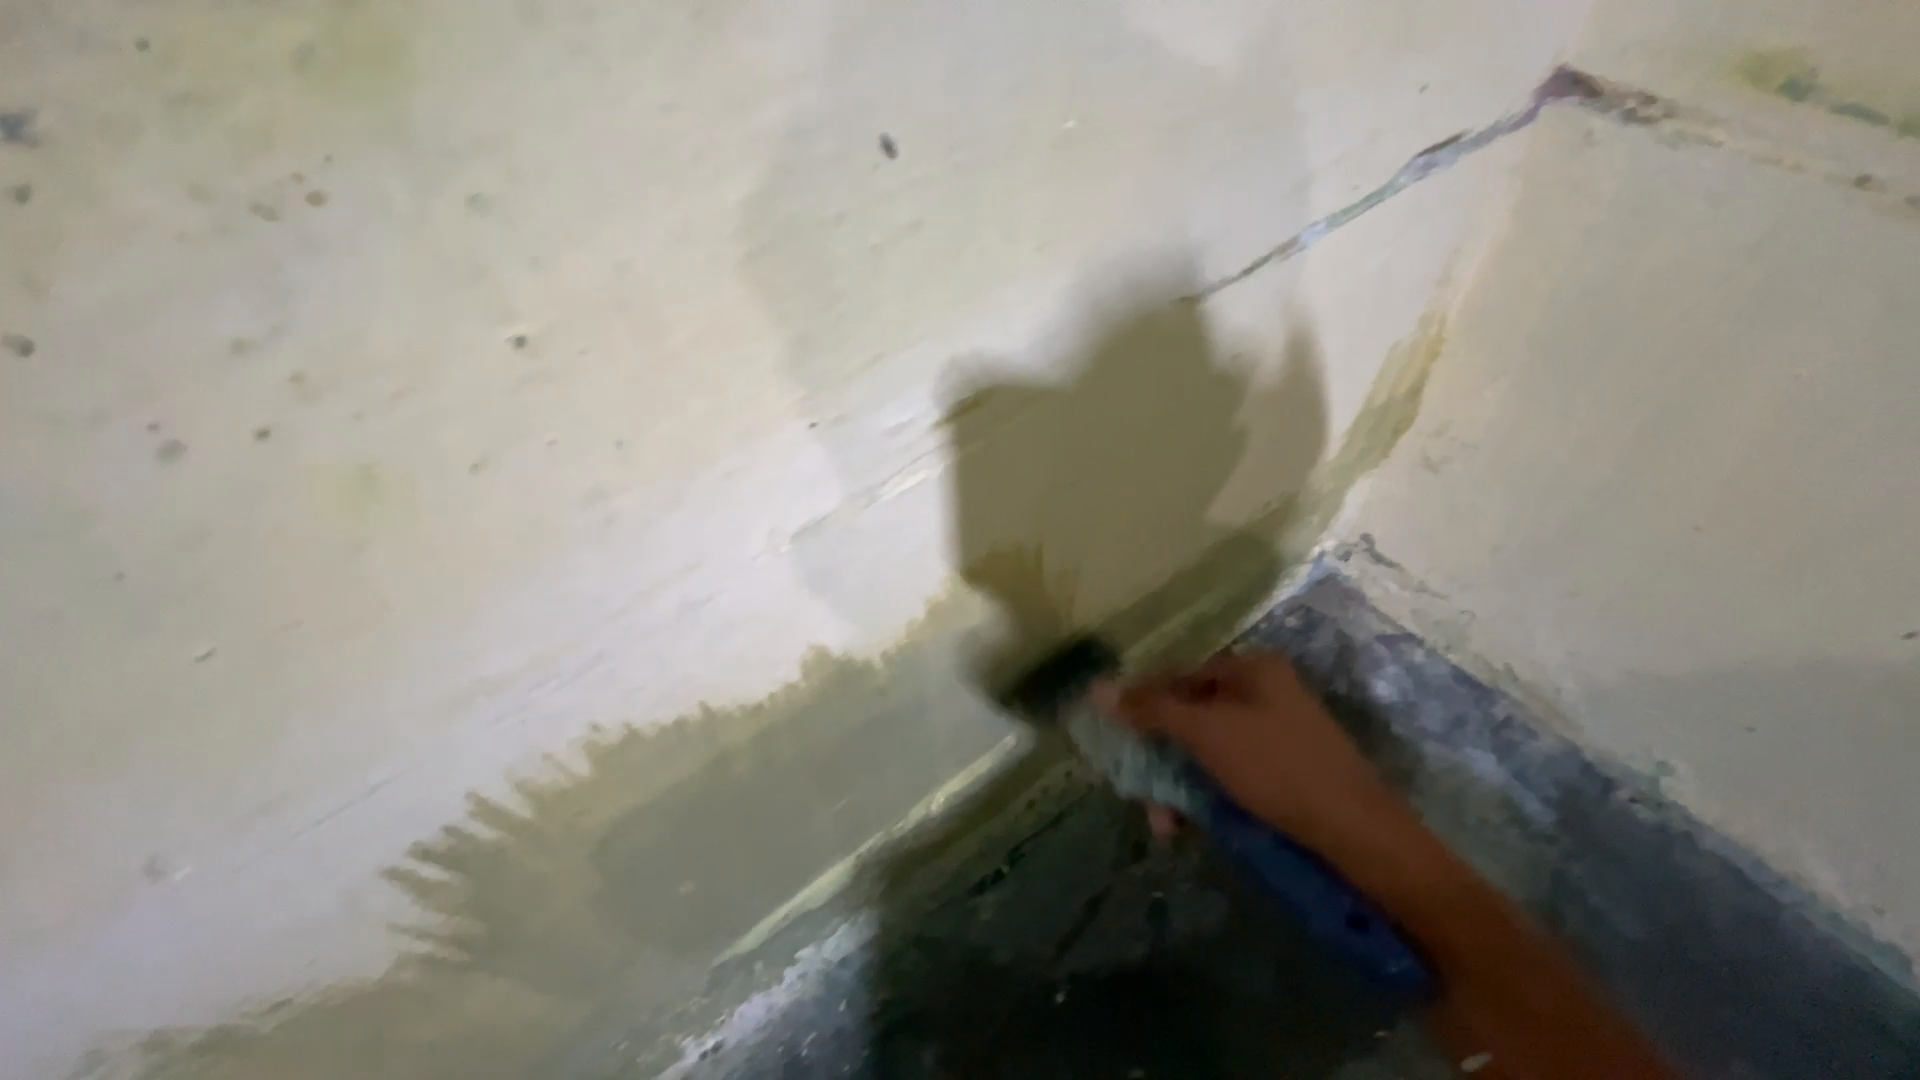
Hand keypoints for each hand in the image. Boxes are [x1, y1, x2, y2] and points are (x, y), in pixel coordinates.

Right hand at [1088, 650, 1397, 851]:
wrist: (1358, 834)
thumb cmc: (1277, 768)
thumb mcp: (1206, 733)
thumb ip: (1150, 709)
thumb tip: (1095, 688)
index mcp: (1251, 668)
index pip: (1176, 674)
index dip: (1140, 704)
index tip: (1114, 741)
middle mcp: (1264, 691)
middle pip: (1189, 714)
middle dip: (1159, 757)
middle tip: (1139, 794)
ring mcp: (1277, 731)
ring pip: (1207, 748)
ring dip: (1178, 784)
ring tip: (1166, 825)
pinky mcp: (1285, 769)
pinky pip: (1230, 771)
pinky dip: (1206, 794)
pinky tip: (1192, 825)